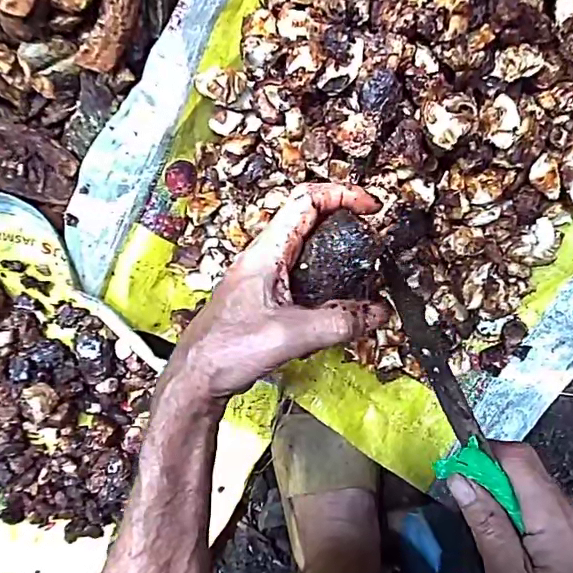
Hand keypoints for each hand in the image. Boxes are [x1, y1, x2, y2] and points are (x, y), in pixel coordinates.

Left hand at [167, 183, 391, 400]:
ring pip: (305, 249)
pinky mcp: (265, 298)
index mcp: (266, 254)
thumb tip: (376, 312)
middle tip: (370, 232)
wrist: (196, 377)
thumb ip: (339, 323)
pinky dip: (325, 279)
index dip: (343, 195)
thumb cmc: (224, 351)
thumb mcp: (291, 335)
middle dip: (343, 218)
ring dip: (335, 250)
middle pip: (308, 218)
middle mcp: (263, 259)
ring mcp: (262, 278)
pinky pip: (301, 276)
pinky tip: (336, 301)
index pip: (306, 201)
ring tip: (360, 263)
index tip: (370, 207)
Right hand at [449, 444, 572, 572]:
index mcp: (560, 519)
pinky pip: (562, 516)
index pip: (521, 457)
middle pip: (533, 477)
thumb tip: (461, 480)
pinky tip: (531, 563)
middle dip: (498, 488)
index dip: (486, 454)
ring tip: (504, 553)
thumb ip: (486, 525)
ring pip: (546, 497)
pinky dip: (537, 524)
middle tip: (473, 520)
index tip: (459, 471)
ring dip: (517, 509)